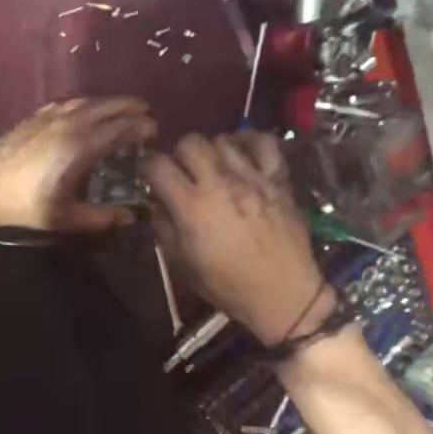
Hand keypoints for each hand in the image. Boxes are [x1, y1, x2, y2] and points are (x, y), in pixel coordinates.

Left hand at [0, 97, 157, 231]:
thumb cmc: (27, 205)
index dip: (141, 127)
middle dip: (129, 107)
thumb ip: (100, 217)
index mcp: (81, 146)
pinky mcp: (34, 116)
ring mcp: (50, 116)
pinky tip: (84, 110)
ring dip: (107, 103)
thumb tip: (128, 217)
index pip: (121, 127)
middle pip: (107, 107)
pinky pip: (66, 103)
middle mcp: (69, 124)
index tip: (154, 133)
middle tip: (145, 113)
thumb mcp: (66, 217)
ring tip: (120, 109)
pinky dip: (83, 104)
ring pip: (86, 101)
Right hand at [145, 132, 332, 344]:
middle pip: (190, 142)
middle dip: (179, 154)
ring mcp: (252, 177)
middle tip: (183, 173)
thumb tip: (156, 203)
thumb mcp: (183, 264)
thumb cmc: (229, 286)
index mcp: (192, 207)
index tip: (152, 179)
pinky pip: (263, 142)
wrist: (284, 294)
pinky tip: (241, 153)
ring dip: (211, 150)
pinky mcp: (278, 179)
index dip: (148, 169)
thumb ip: (164, 228)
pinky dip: (248, 141)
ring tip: (212, 168)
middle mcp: (220, 183)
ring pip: (222, 139)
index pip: (158, 166)